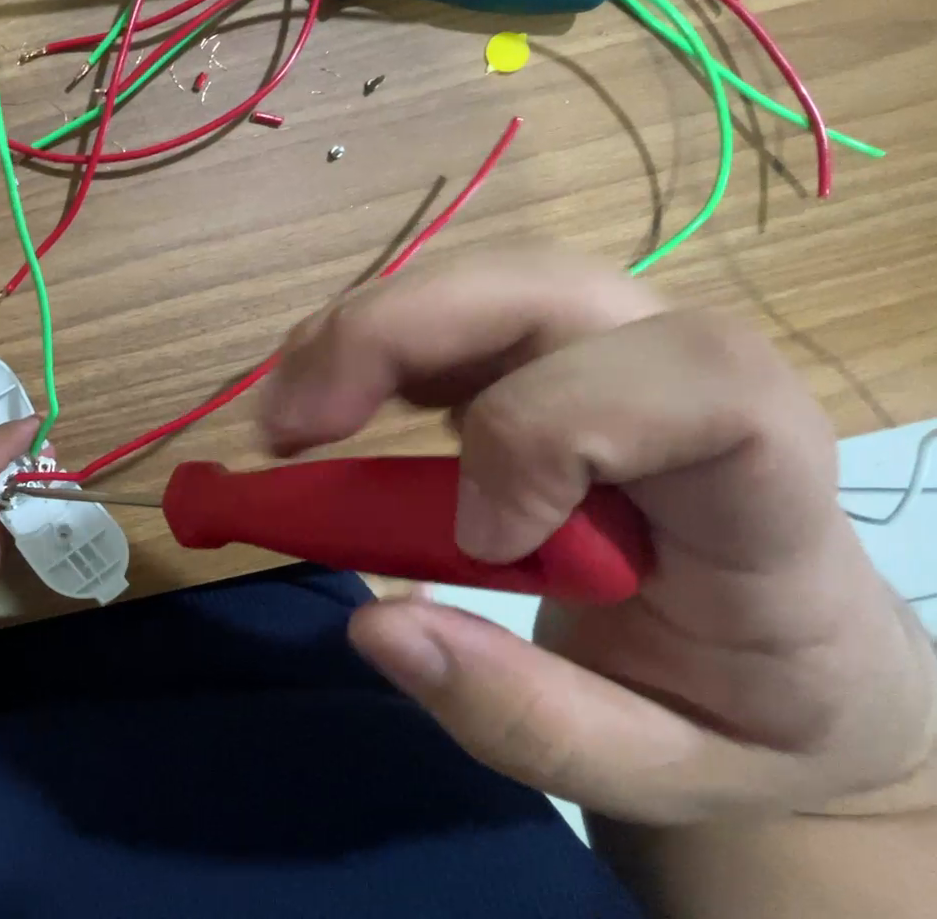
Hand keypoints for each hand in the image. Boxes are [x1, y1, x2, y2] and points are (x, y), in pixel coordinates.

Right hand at [258, 248, 936, 824]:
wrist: (774, 663)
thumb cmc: (736, 716)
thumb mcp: (655, 768)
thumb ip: (524, 717)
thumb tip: (375, 623)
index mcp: (764, 495)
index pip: (697, 384)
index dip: (552, 433)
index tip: (476, 543)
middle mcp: (687, 388)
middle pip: (548, 291)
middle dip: (395, 336)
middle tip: (288, 429)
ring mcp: (604, 363)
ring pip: (480, 287)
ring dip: (357, 337)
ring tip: (282, 426)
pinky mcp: (537, 366)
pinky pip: (445, 316)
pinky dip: (358, 348)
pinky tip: (319, 411)